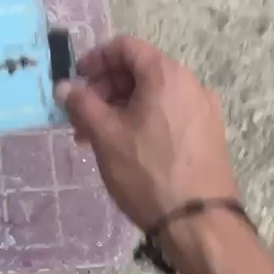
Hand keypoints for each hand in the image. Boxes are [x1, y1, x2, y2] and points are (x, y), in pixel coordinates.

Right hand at [56, 36, 238, 229]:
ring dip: (121, 106)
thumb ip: (81, 103)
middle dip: (105, 88)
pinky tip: (125, 146)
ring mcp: (204, 111)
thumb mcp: (104, 134)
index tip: (77, 80)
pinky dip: (143, 119)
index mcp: (166, 75)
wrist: (201, 227)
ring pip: (153, 94)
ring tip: (97, 136)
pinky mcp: (209, 135)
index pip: (126, 46)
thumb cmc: (148, 172)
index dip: (96, 58)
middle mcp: (190, 84)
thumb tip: (64, 87)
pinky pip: (168, 112)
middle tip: (83, 114)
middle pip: (139, 70)